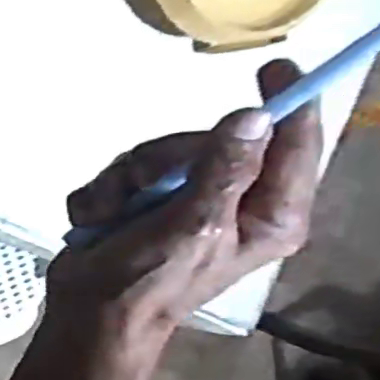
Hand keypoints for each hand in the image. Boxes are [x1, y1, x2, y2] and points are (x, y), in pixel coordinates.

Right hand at [48, 59, 322, 348]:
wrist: (90, 310)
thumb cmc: (151, 278)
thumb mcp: (193, 225)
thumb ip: (222, 171)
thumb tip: (251, 117)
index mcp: (267, 212)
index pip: (290, 147)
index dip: (286, 106)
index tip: (274, 69)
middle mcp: (227, 202)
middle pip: (200, 145)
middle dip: (160, 161)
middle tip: (140, 185)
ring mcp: (177, 204)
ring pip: (149, 159)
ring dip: (119, 184)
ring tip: (109, 215)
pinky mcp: (134, 207)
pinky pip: (114, 178)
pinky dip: (97, 198)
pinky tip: (95, 221)